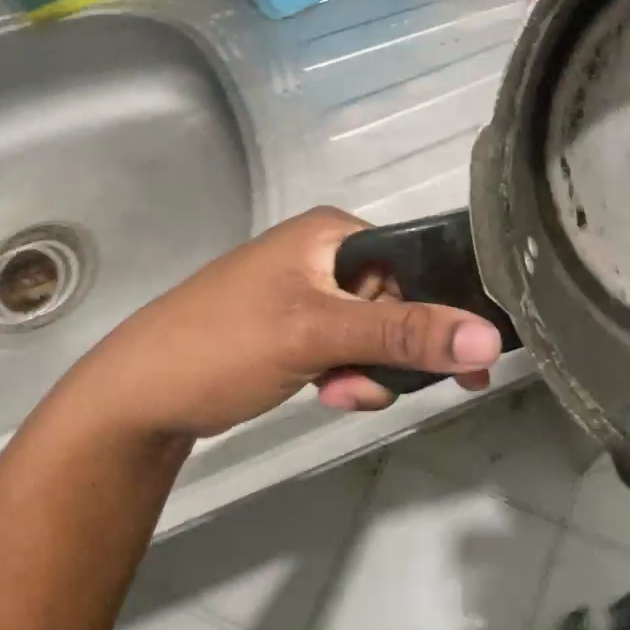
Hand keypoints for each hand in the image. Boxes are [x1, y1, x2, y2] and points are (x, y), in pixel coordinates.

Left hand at [69, 207, 502, 437]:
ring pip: (376, 335)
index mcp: (333, 233)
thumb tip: (490, 339)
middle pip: (401, 304)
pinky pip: (349, 351)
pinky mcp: (298, 330)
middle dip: (395, 354)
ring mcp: (310, 295)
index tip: (466, 364)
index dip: (444, 311)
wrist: (139, 397)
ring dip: (370, 372)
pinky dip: (348, 377)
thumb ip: (404, 334)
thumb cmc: (225, 343)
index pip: (417, 261)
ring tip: (339, 395)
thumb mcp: (318, 333)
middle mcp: (325, 255)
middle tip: (373, 387)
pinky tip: (326, 395)